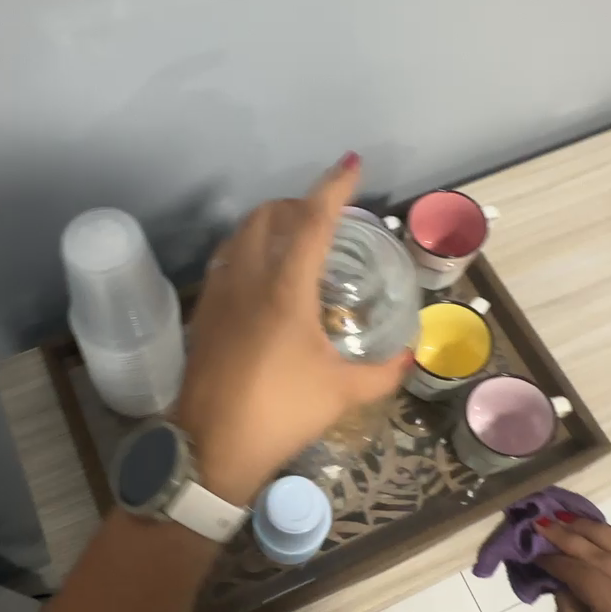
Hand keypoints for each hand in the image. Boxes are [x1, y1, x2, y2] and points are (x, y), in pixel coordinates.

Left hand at [171, 154, 410, 504]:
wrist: (210, 448)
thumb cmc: (280, 415)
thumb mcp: (342, 393)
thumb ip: (382, 372)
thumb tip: (408, 357)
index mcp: (285, 289)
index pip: (313, 220)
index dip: (334, 187)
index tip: (351, 163)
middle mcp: (247, 279)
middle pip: (268, 216)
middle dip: (297, 205)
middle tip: (325, 221)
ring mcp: (218, 294)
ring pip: (240, 235)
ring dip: (269, 225)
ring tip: (296, 244)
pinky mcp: (202, 313)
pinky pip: (225, 261)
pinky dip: (247, 251)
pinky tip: (262, 279)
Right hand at [537, 518, 610, 611]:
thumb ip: (570, 609)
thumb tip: (558, 580)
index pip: (580, 571)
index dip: (554, 559)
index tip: (533, 551)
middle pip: (599, 551)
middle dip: (567, 536)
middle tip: (541, 523)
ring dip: (593, 529)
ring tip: (567, 520)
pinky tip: (602, 532)